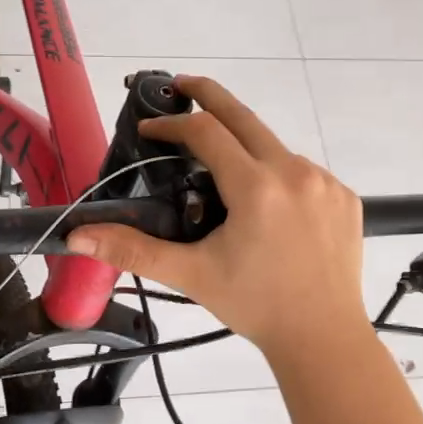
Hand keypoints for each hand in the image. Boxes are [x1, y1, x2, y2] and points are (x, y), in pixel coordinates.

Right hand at [66, 76, 369, 359]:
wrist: (324, 339)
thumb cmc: (254, 305)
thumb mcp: (191, 275)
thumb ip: (133, 249)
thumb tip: (77, 236)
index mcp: (256, 187)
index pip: (206, 132)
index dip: (173, 123)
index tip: (150, 128)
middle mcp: (295, 173)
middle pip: (245, 117)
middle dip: (210, 94)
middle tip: (182, 85)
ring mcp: (325, 183)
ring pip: (275, 148)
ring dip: (245, 147)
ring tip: (221, 170)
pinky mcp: (345, 198)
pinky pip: (303, 171)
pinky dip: (278, 175)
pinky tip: (266, 204)